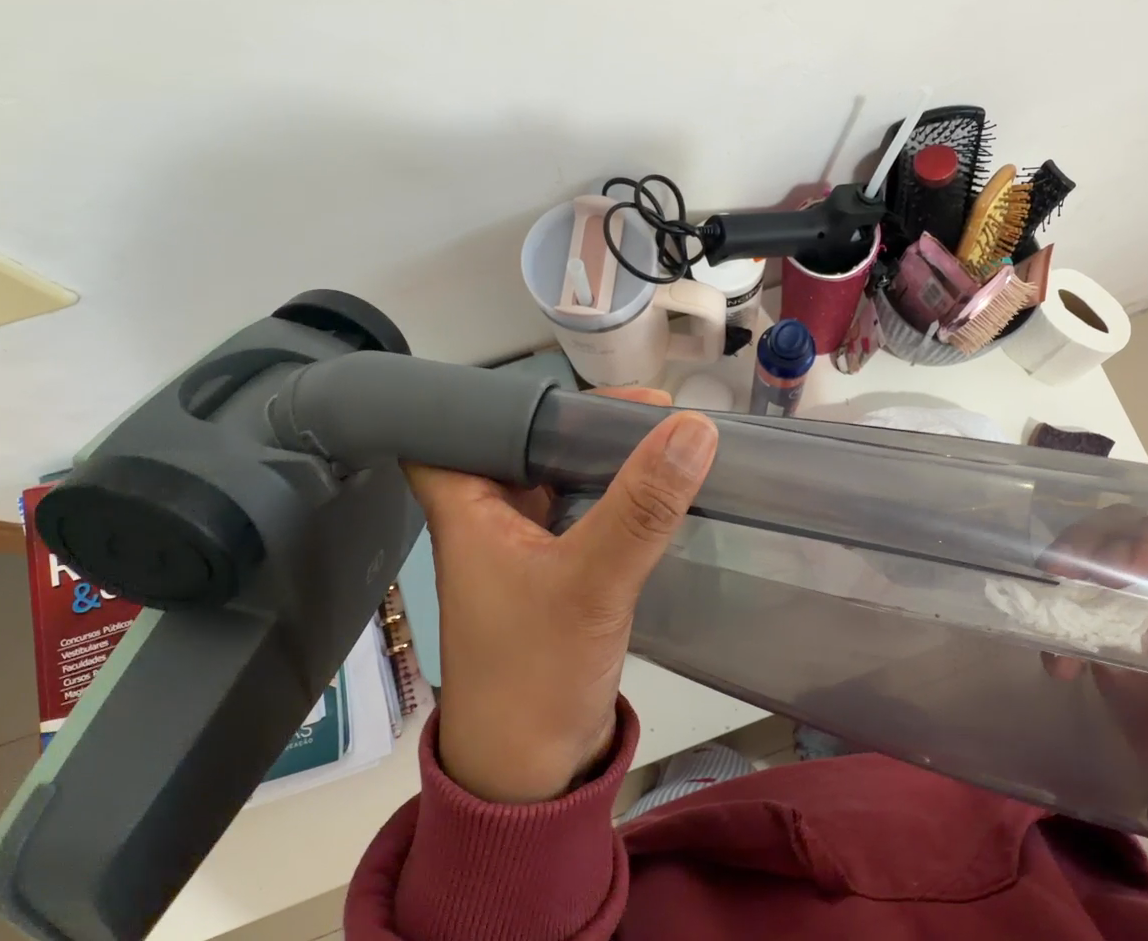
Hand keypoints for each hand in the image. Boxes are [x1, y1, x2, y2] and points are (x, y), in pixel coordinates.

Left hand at [407, 388, 718, 803]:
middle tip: (648, 406)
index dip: (491, 392)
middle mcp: (488, 518)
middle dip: (579, 418)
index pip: (452, 424)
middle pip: (522, 442)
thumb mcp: (590, 585)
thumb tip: (695, 427)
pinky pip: (585, 512)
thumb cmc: (534, 675)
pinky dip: (616, 494)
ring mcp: (524, 546)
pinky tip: (656, 485)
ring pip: (558, 476)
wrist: (533, 773)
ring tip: (663, 433)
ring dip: (602, 455)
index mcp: (466, 507)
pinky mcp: (558, 573)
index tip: (560, 374)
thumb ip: (642, 509)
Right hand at [1041, 506, 1147, 842]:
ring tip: (1052, 600)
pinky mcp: (1125, 628)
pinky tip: (1059, 662)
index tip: (1125, 569)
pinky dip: (1062, 618)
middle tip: (1065, 571)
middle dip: (1101, 541)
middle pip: (1147, 527)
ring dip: (1073, 567)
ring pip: (1108, 550)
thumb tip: (1125, 626)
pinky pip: (1085, 602)